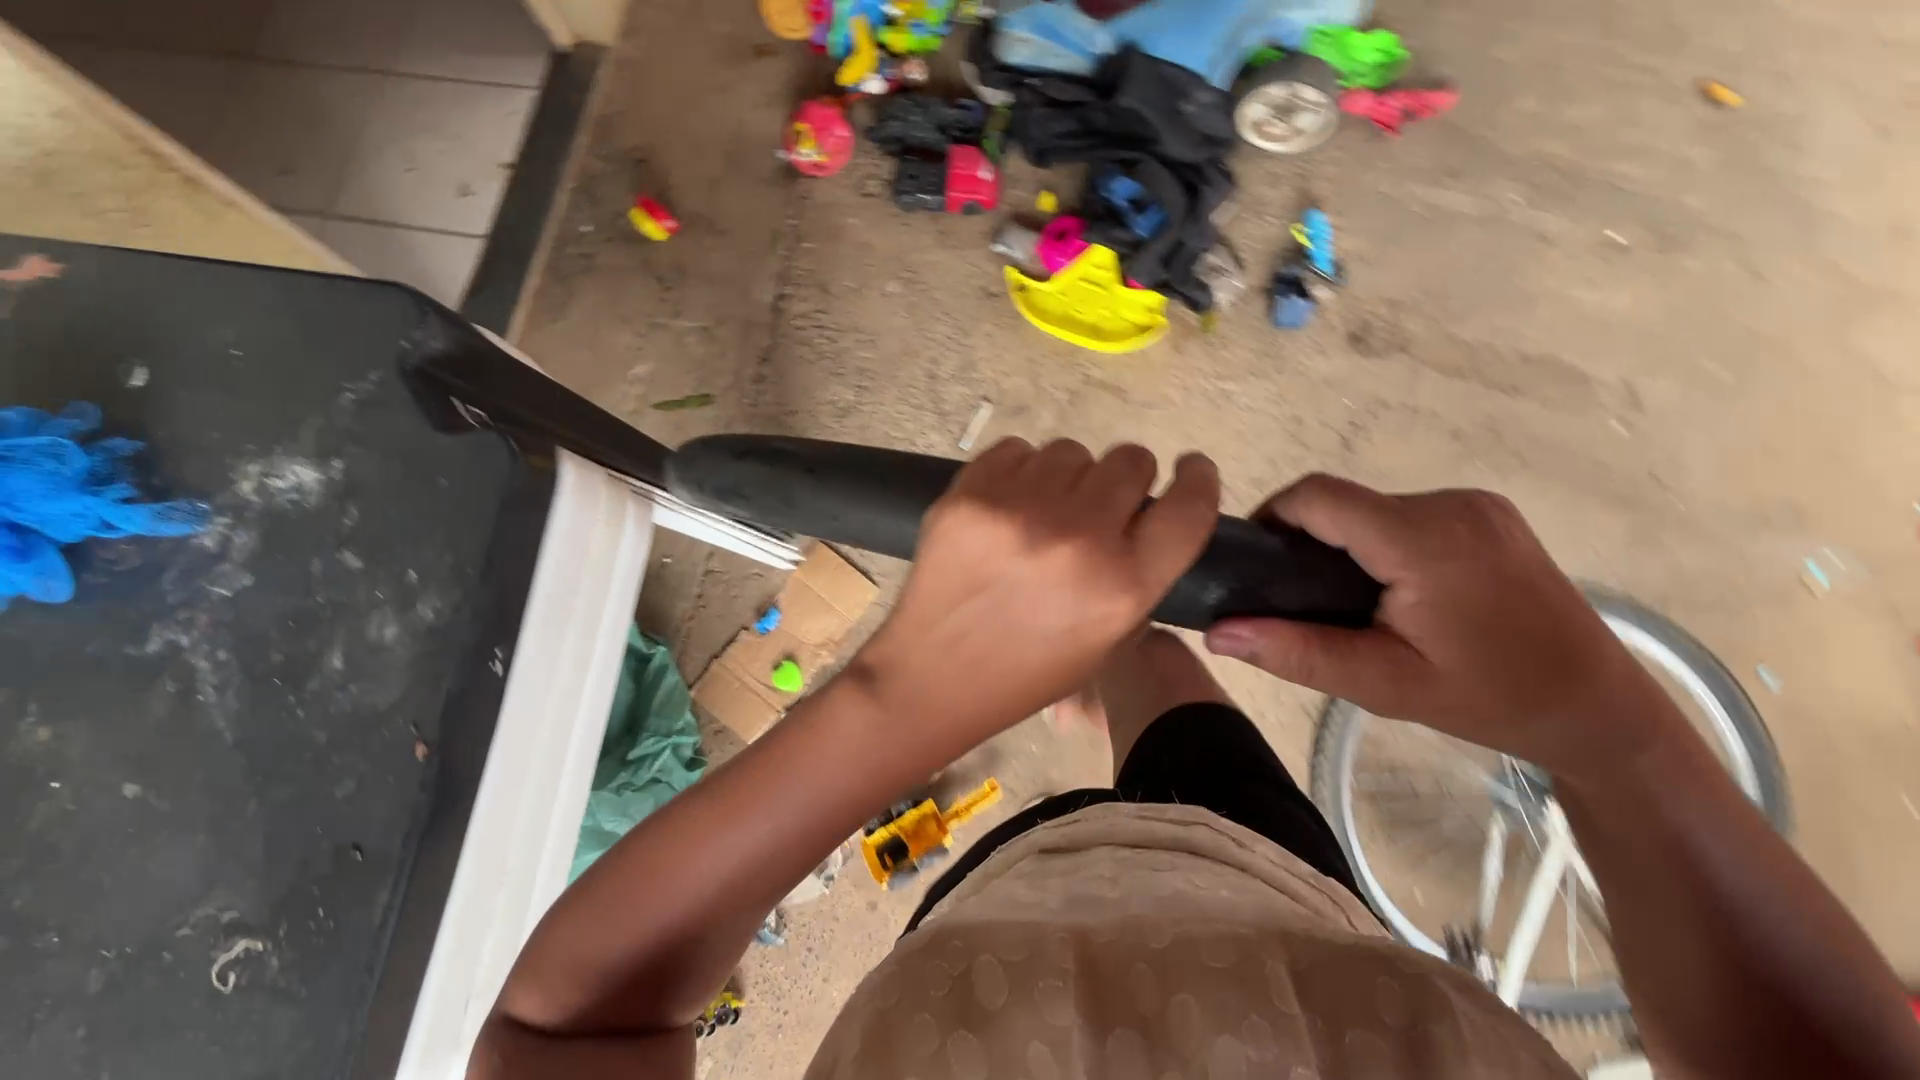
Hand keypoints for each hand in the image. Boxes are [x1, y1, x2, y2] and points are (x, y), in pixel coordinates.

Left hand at [851, 438, 1218, 745]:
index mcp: (1123, 586)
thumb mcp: (1109, 641)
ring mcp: (1020, 510)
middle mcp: (1079, 538)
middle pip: (1131, 461)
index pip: (1189, 506)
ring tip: (1044, 512)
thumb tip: (1147, 514)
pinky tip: (1008, 507)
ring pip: (1071, 450)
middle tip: (1098, 507)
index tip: (1191, 467)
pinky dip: (1020, 472)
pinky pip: (1017, 449)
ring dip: (1069, 476)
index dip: (1199, 478)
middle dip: (1125, 480)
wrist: (935, 675)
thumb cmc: (1028, 671)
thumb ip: (1139, 575)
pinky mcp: (970, 494)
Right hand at [1204, 474, 1678, 779]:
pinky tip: (1387, 592)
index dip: (1271, 518)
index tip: (1252, 565)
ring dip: (1343, 545)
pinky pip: (1405, 515)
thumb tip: (1217, 633)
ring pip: (1372, 509)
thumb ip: (1296, 652)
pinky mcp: (1488, 514)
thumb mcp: (1383, 684)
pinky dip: (1378, 544)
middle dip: (1306, 542)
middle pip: (1344, 503)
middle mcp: (1450, 504)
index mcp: (1424, 539)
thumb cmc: (1489, 699)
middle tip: (1294, 601)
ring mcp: (1475, 505)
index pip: (1318, 496)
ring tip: (1341, 604)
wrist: (1599, 707)